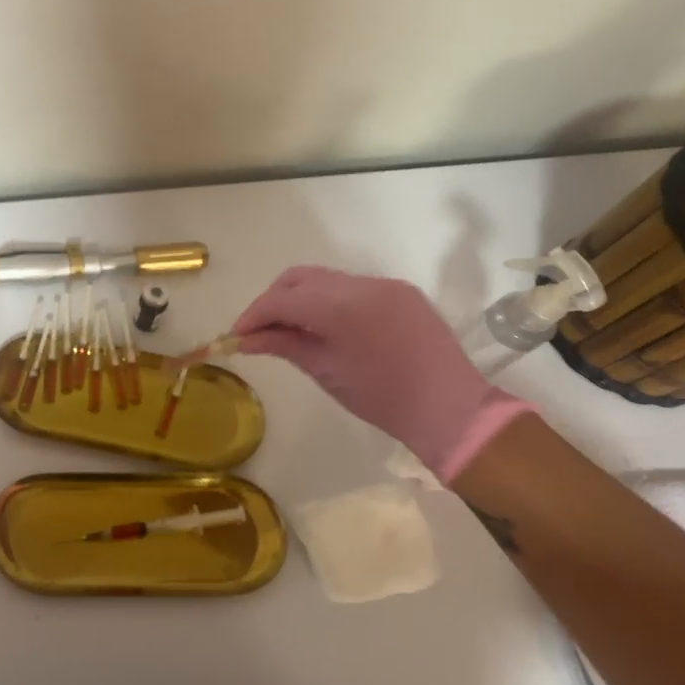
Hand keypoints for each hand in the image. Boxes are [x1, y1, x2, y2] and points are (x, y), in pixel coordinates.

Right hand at [232, 265, 532, 482]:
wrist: (447, 406)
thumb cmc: (380, 397)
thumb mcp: (325, 371)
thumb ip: (284, 345)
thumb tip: (246, 339)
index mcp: (340, 308)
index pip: (281, 299)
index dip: (253, 315)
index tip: (236, 336)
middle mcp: (361, 285)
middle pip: (299, 278)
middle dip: (274, 300)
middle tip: (260, 331)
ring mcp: (384, 285)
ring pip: (326, 280)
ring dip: (301, 298)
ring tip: (292, 330)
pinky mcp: (401, 292)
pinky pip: (353, 288)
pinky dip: (330, 301)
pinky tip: (328, 329)